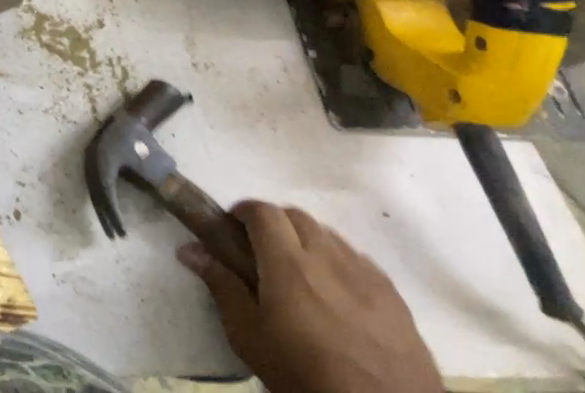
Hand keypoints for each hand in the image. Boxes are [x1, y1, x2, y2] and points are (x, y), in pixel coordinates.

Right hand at [179, 201, 441, 392]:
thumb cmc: (303, 373)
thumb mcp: (248, 335)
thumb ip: (221, 286)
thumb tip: (189, 249)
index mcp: (288, 265)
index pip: (264, 211)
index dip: (243, 211)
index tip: (231, 228)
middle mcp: (329, 260)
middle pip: (298, 216)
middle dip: (274, 222)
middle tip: (260, 249)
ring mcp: (367, 278)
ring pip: (331, 235)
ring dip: (307, 239)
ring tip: (298, 270)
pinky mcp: (395, 298)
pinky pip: (361, 260)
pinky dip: (339, 261)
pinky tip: (335, 290)